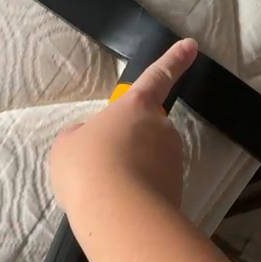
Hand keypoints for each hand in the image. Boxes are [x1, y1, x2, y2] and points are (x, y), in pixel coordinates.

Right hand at [50, 38, 197, 218]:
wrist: (116, 215)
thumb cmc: (87, 168)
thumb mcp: (68, 146)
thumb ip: (83, 138)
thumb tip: (95, 146)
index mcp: (136, 107)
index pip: (157, 77)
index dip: (174, 60)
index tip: (192, 46)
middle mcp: (161, 129)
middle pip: (146, 133)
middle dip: (130, 148)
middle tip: (105, 168)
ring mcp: (172, 162)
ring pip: (149, 164)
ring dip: (133, 175)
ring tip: (108, 193)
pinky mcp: (177, 192)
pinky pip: (153, 190)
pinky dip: (138, 198)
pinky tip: (119, 210)